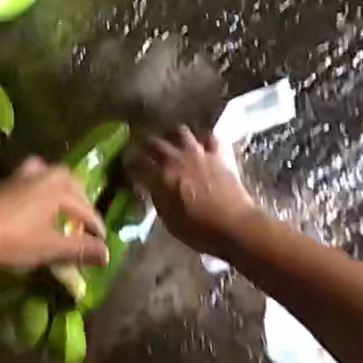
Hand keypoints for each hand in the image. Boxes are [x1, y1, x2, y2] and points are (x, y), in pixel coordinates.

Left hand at [0, 159, 108, 270]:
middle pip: (67, 179)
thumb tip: (107, 254)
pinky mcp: (2, 184)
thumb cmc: (15, 240)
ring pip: (46, 171)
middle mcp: (41, 177)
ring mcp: (19, 177)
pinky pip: (29, 177)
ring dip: (57, 184)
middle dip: (79, 196)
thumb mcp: (51, 248)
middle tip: (83, 215)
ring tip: (59, 198)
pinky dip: (39, 186)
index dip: (95, 224)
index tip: (101, 239)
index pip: (84, 207)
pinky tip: (33, 202)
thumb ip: (79, 249)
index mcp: (56, 190)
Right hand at [127, 129, 259, 257]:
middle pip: (154, 142)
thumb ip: (157, 198)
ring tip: (172, 143)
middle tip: (145, 153)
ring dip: (172, 136)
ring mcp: (199, 153)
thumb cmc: (199, 231)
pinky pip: (209, 136)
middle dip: (146, 146)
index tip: (128, 166)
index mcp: (161, 177)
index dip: (129, 163)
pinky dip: (202, 138)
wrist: (234, 226)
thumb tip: (151, 187)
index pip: (137, 162)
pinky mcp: (218, 154)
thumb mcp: (168, 220)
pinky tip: (201, 144)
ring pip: (180, 132)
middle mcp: (177, 159)